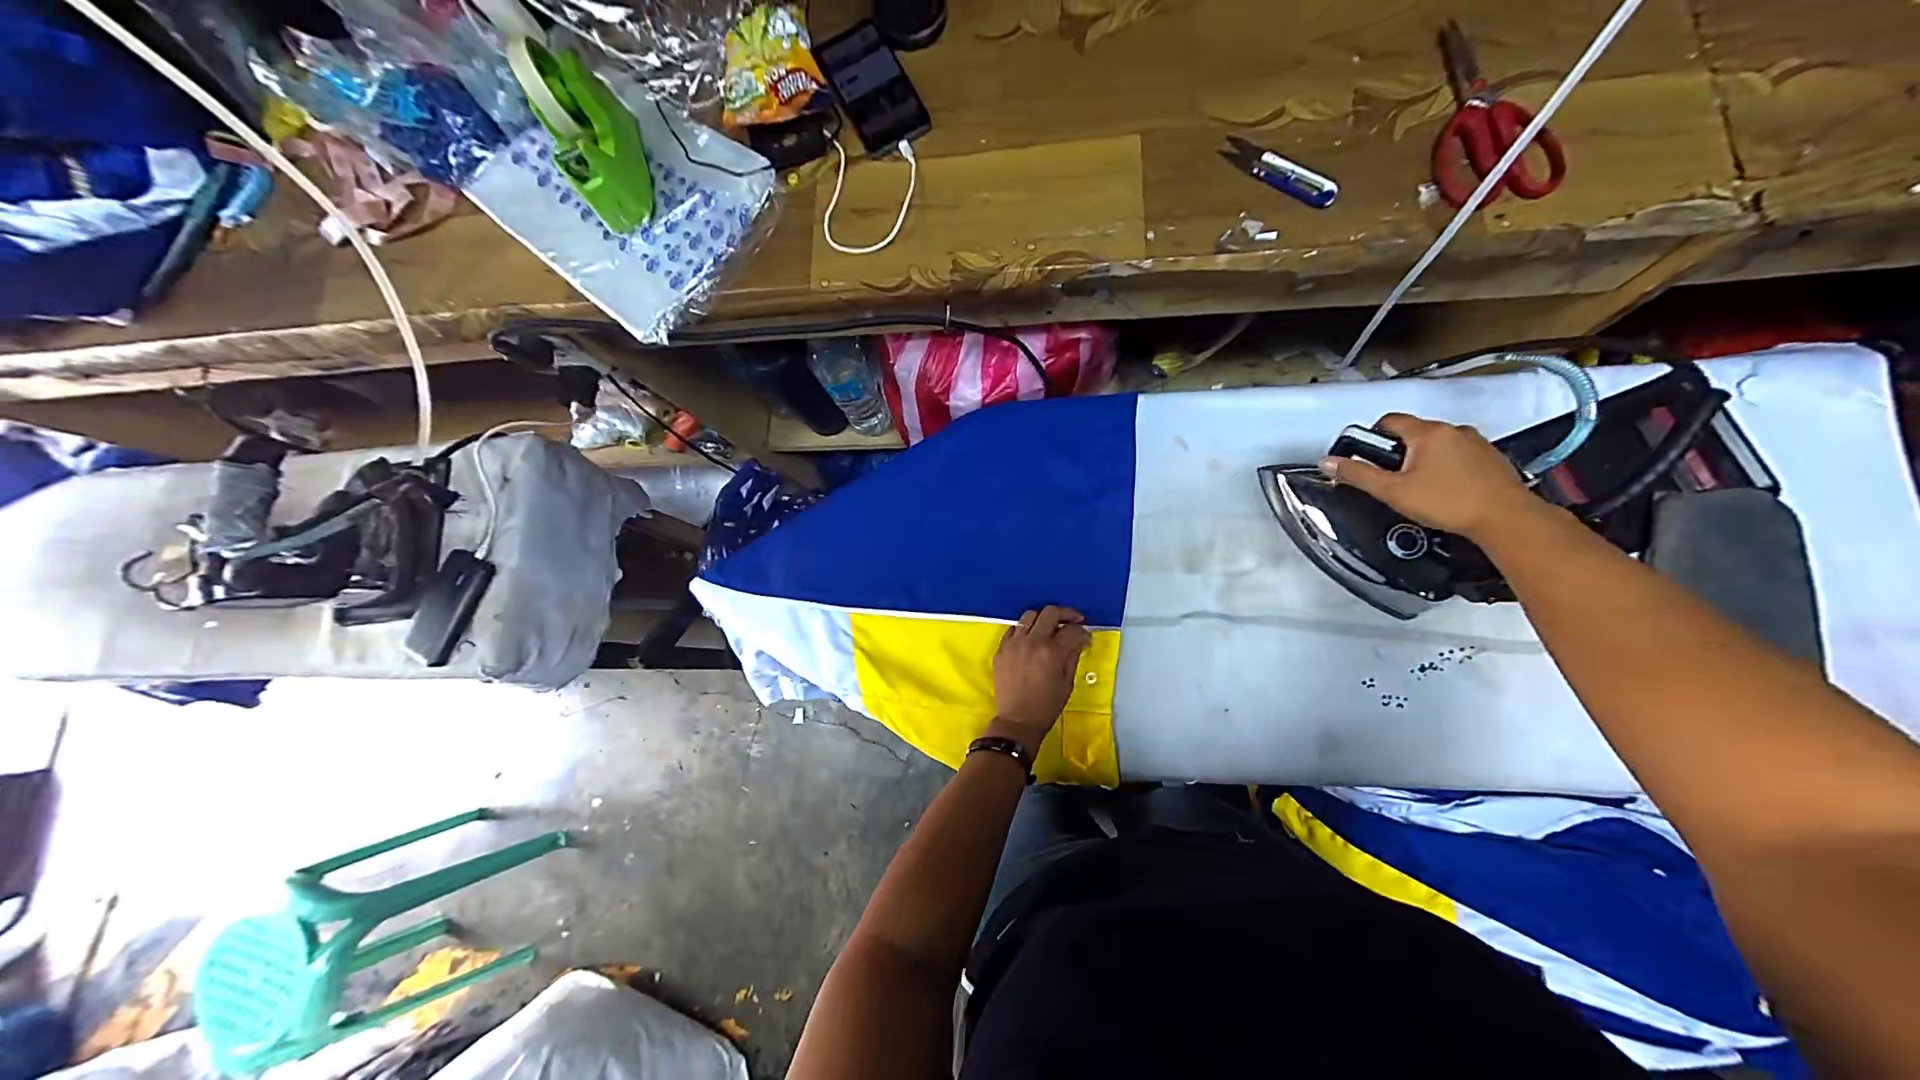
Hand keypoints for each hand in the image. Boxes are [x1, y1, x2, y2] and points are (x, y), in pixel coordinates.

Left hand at [989, 605, 1090, 753]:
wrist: (1017, 720)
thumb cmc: (1046, 705)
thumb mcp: (1067, 682)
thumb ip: (1073, 656)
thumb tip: (1079, 640)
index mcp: (1051, 651)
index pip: (1072, 630)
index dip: (1082, 631)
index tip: (1085, 636)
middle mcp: (1032, 641)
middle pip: (1050, 612)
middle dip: (1066, 614)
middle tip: (1073, 621)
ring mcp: (1013, 643)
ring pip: (1029, 616)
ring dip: (1043, 619)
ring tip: (1050, 628)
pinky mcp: (1001, 649)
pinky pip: (1013, 629)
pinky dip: (1024, 629)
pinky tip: (1030, 638)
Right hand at [1319, 413, 1542, 539]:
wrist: (1504, 518)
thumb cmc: (1451, 503)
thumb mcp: (1392, 491)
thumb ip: (1358, 475)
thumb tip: (1330, 462)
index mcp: (1427, 433)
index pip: (1389, 421)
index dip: (1372, 437)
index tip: (1367, 456)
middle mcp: (1453, 431)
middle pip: (1413, 432)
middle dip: (1398, 452)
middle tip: (1392, 479)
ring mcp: (1475, 443)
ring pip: (1438, 444)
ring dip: (1424, 459)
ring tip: (1419, 487)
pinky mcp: (1490, 458)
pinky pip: (1459, 455)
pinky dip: (1447, 468)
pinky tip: (1444, 490)